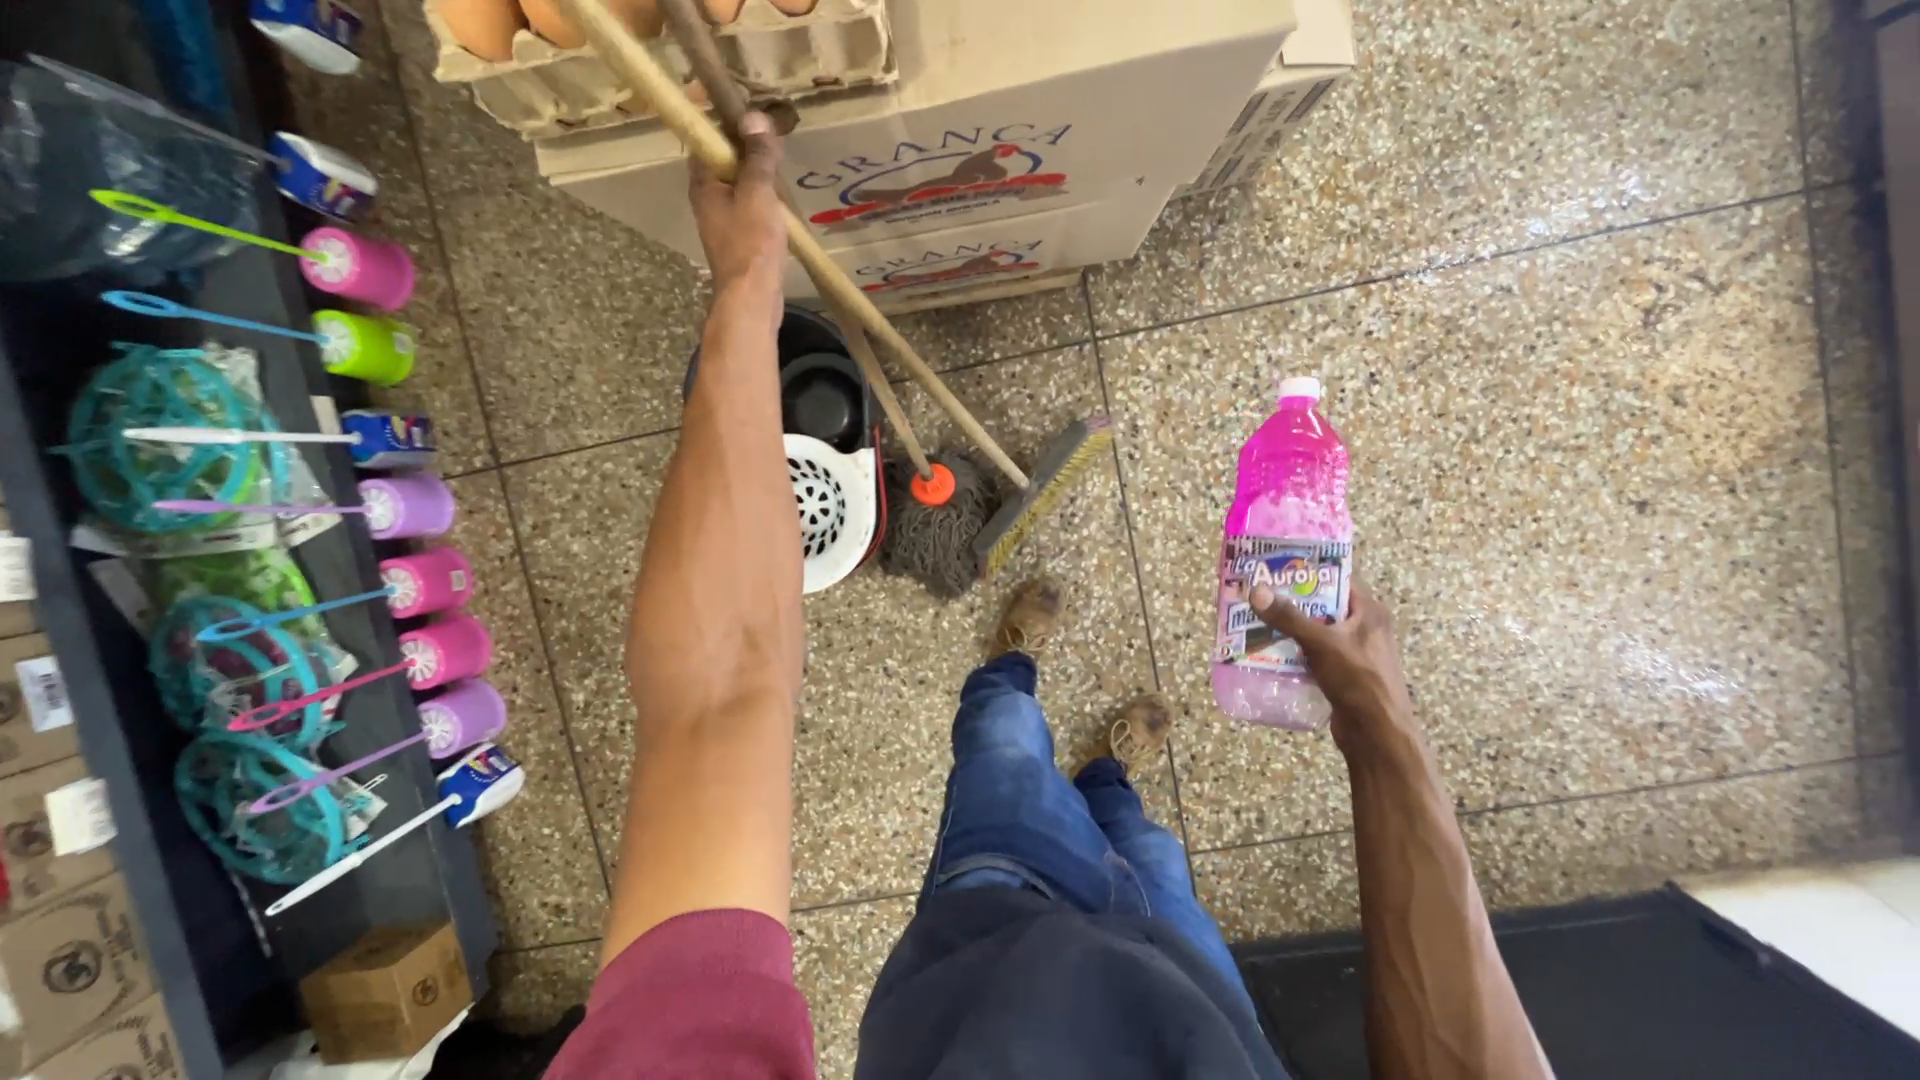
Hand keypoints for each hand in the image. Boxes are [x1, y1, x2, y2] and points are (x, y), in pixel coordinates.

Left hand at [688, 111, 786, 293]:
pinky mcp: (738, 240)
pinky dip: (763, 199)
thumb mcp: (758, 193)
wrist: (752, 298)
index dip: (728, 124)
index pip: (708, 140)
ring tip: (782, 166)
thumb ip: (757, 157)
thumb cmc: (751, 244)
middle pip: (725, 162)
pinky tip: (781, 202)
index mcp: (703, 183)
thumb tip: (754, 117)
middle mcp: (706, 199)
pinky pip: (749, 208)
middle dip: (748, 149)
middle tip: (775, 139)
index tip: (754, 115)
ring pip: (738, 186)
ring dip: (758, 176)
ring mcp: (722, 222)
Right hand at [1250, 580, 1419, 761]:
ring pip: (1316, 631)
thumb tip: (1256, 590)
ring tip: (1256, 618)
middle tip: (1259, 591)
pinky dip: (1293, 651)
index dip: (1311, 569)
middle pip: (1323, 604)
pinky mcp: (1341, 674)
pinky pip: (1313, 654)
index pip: (1340, 578)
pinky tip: (1268, 651)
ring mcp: (1353, 653)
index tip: (1279, 563)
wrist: (1377, 735)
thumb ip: (1289, 618)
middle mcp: (1363, 628)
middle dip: (1292, 599)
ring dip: (1289, 627)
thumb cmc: (1359, 681)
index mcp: (1369, 613)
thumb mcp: (1322, 643)